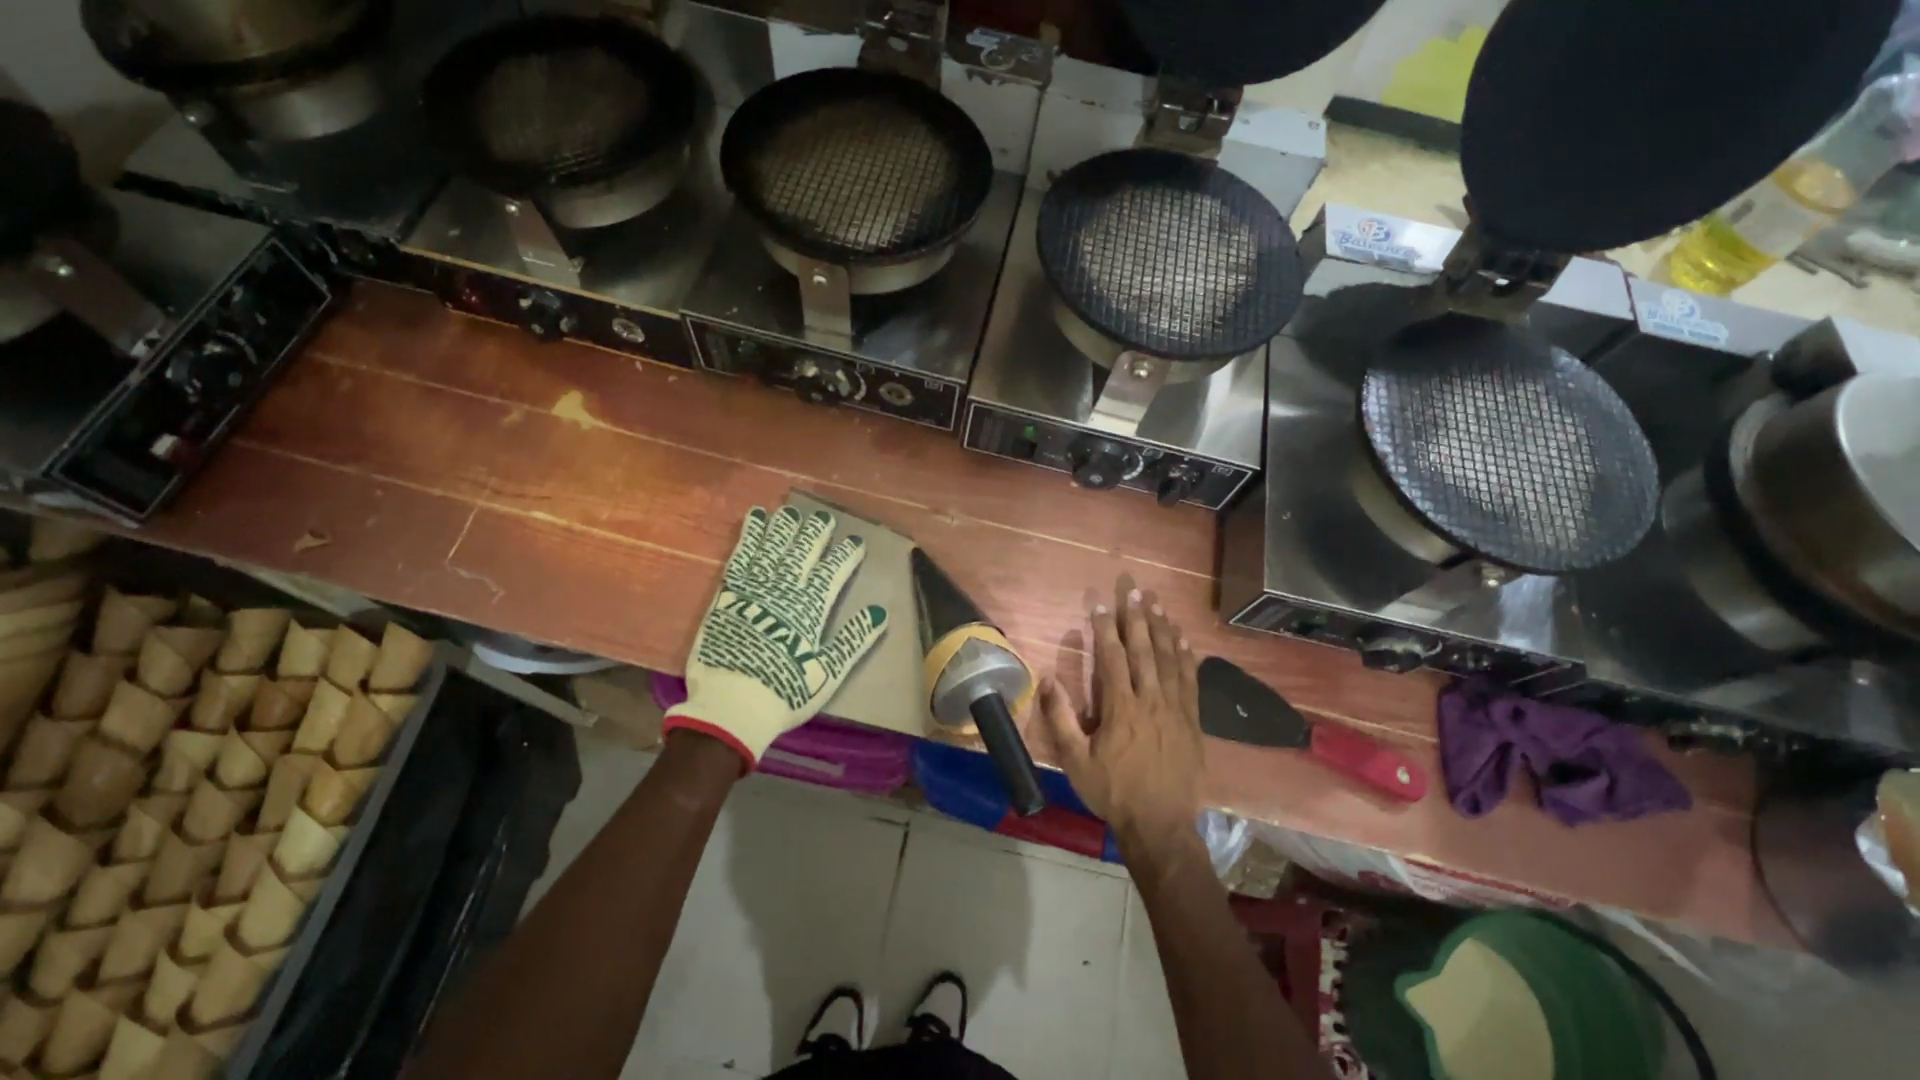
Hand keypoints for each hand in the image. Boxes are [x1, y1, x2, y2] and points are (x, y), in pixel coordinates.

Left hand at [664, 506, 888, 769]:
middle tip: (822, 517)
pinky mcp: (726, 594)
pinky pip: (740, 557)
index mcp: (810, 610)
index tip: (855, 541)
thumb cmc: (784, 693)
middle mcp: (783, 592)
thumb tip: (879, 612)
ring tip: (790, 512)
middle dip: (814, 534)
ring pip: (771, 549)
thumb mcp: (828, 673)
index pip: (832, 573)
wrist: (731, 704)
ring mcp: (753, 590)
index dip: (845, 556)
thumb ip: (853, 640)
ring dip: (782, 529)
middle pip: (801, 554)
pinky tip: (754, 521)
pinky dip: (749, 537)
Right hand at [1038, 583, 1203, 856]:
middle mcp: (1151, 700)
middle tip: (1134, 589)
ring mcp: (1175, 710)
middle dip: (1137, 617)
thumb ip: (1060, 719)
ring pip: (1170, 660)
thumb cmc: (1112, 792)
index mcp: (1121, 708)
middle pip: (1144, 650)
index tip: (1099, 603)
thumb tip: (1047, 680)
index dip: (1105, 627)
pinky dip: (1187, 658)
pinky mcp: (1192, 722)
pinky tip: (1184, 641)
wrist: (1160, 824)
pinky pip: (1191, 681)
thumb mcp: (1076, 761)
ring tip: (1158, 604)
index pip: (1111, 657)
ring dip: (1163, 630)